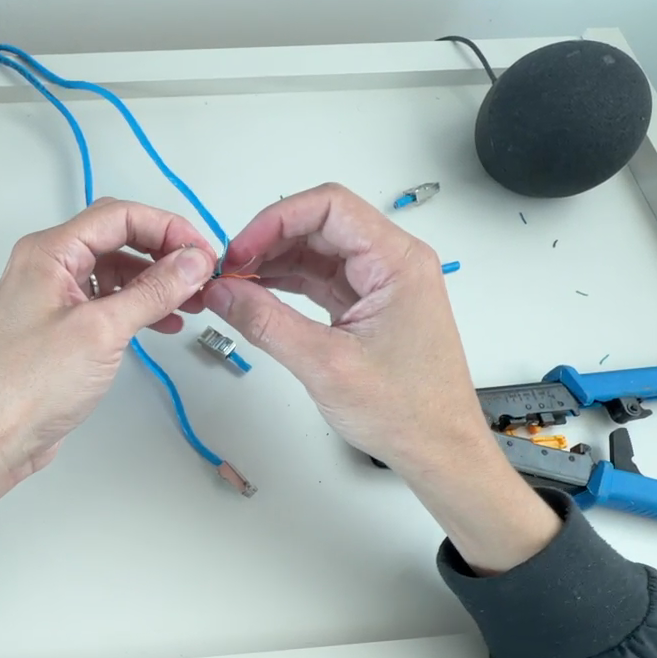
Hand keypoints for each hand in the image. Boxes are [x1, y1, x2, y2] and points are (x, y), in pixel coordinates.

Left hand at [0, 199, 216, 509]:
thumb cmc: (29, 387)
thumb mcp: (102, 331)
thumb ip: (153, 291)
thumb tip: (192, 262)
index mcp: (48, 253)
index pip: (118, 216)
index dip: (167, 228)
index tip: (201, 251)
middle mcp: (47, 266)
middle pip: (118, 238)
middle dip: (163, 252)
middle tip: (200, 274)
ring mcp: (53, 297)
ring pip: (115, 270)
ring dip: (155, 282)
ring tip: (191, 301)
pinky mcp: (61, 326)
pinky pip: (107, 300)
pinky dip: (138, 306)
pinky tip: (164, 322)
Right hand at [202, 183, 558, 571]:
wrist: (437, 450)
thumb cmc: (403, 411)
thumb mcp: (323, 364)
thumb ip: (265, 322)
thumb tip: (219, 291)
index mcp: (396, 261)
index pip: (329, 207)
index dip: (275, 220)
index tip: (238, 252)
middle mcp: (392, 262)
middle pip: (320, 224)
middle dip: (268, 240)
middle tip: (227, 271)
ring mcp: (380, 283)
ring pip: (316, 251)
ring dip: (273, 262)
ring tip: (233, 285)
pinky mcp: (367, 305)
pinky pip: (320, 279)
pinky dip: (286, 283)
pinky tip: (256, 295)